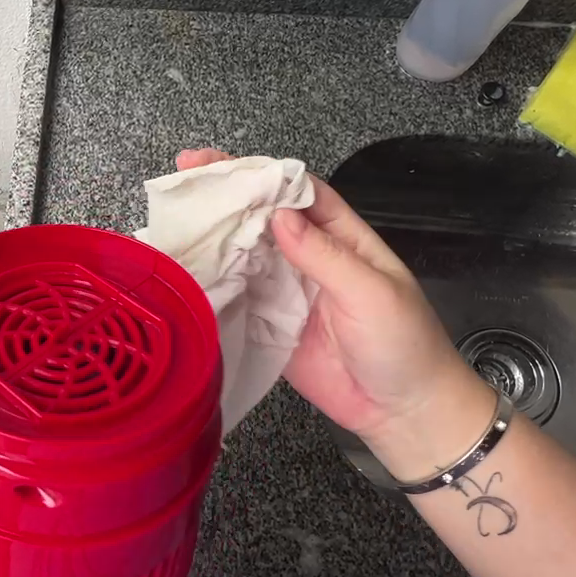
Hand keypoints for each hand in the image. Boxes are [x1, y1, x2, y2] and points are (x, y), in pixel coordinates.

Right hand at [175, 149, 491, 479]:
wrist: (401, 413)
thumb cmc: (403, 344)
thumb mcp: (371, 292)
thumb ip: (324, 255)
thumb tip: (277, 215)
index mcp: (341, 238)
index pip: (296, 192)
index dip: (260, 174)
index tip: (219, 163)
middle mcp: (307, 258)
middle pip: (261, 218)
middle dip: (225, 198)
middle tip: (182, 181)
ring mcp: (284, 292)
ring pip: (242, 253)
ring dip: (212, 237)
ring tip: (172, 220)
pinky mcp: (267, 325)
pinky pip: (236, 296)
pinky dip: (211, 282)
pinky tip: (182, 270)